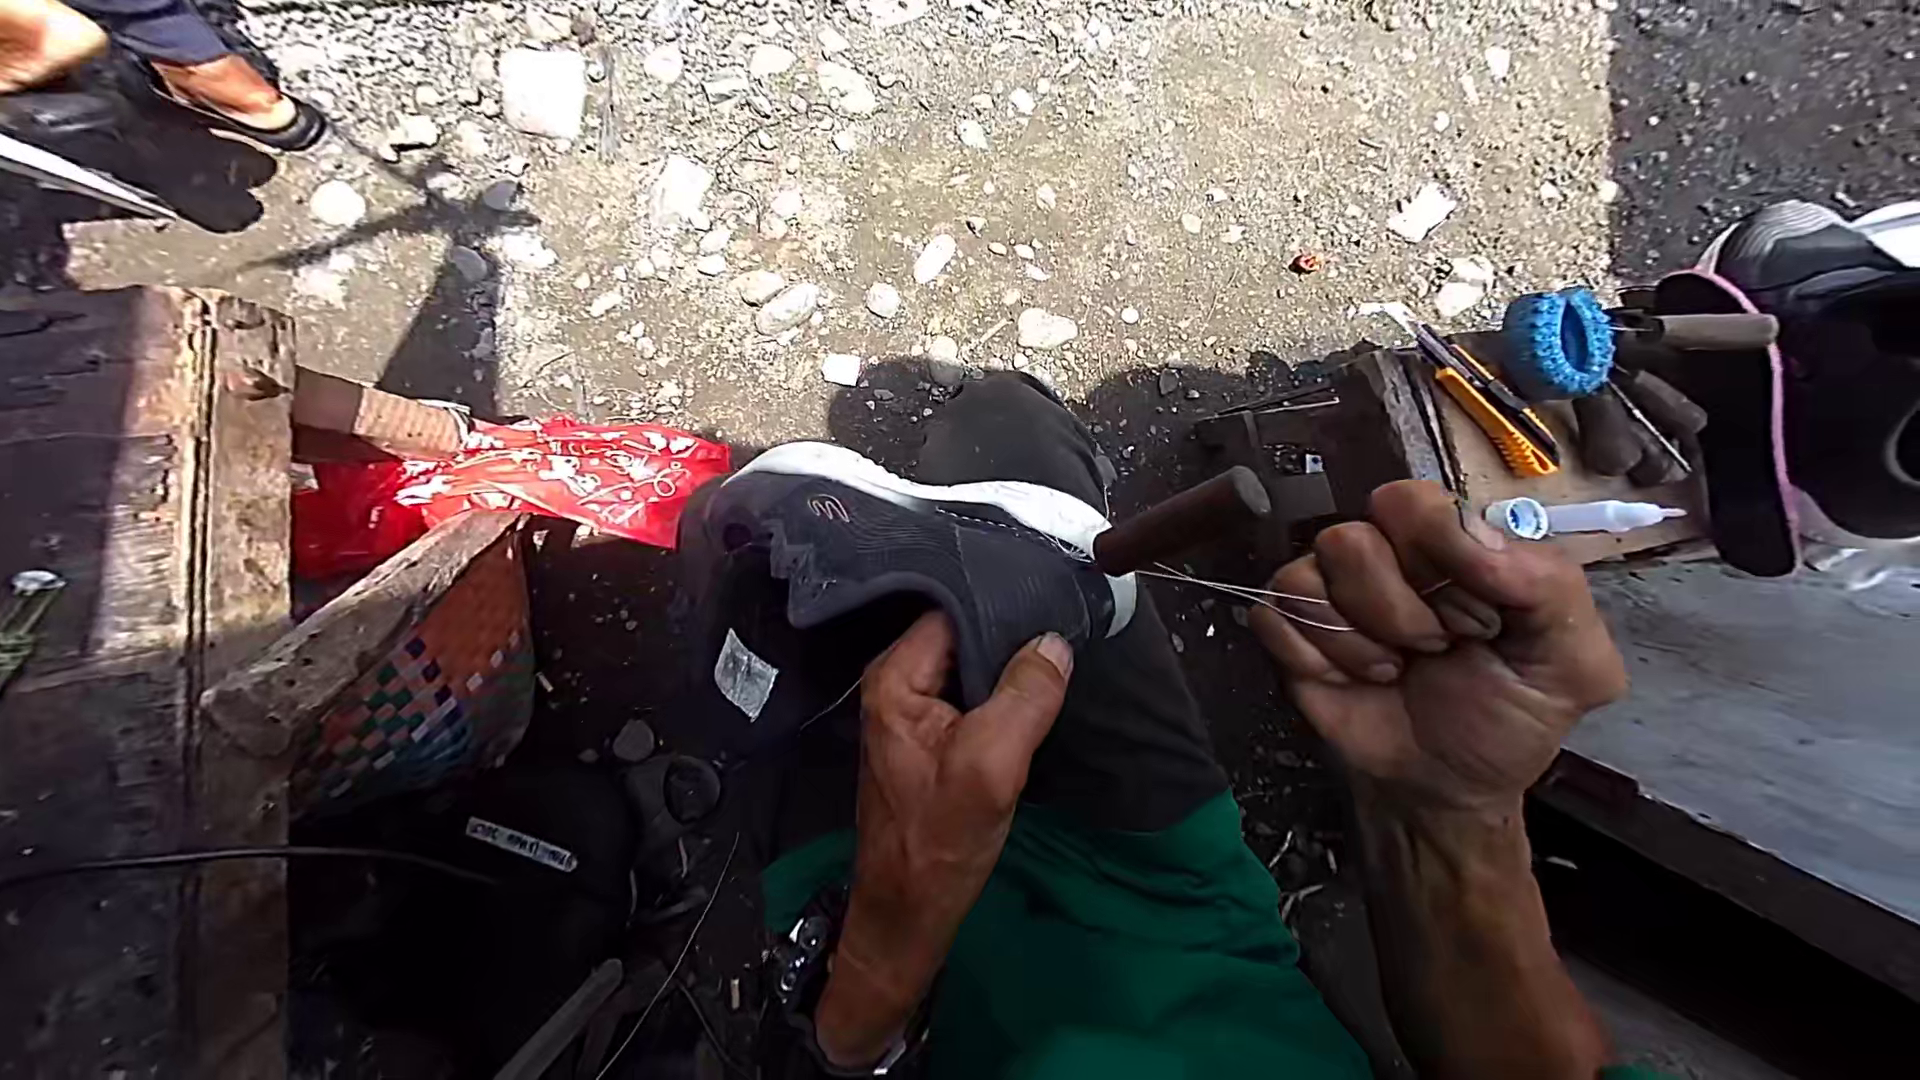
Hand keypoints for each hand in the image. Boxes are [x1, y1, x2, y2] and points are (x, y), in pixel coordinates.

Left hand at [814, 612, 1072, 1066]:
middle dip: (1009, 629)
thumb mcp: (990, 765)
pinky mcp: (934, 729)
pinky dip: (1003, 686)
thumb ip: (1024, 698)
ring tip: (1055, 647)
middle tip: (1060, 620)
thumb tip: (1054, 641)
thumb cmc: (939, 841)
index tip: (1048, 598)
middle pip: (961, 632)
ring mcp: (915, 705)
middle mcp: (898, 680)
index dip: (999, 604)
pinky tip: (1036, 684)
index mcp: (895, 677)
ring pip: (970, 661)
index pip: (951, 611)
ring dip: (1009, 660)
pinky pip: (973, 688)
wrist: (910, 911)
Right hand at [1250, 480, 1626, 815]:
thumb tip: (1470, 533)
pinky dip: (1310, 659)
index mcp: (1443, 546)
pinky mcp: (1282, 627)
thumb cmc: (1504, 715)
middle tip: (1430, 649)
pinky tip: (1343, 679)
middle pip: (1344, 539)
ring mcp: (1321, 591)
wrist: (1439, 778)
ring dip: (1351, 642)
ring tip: (1388, 670)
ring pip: (1301, 580)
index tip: (1472, 614)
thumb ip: (1548, 587)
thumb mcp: (1573, 664)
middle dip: (1393, 611)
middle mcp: (1375, 557)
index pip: (1407, 501)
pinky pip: (1271, 618)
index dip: (1431, 551)